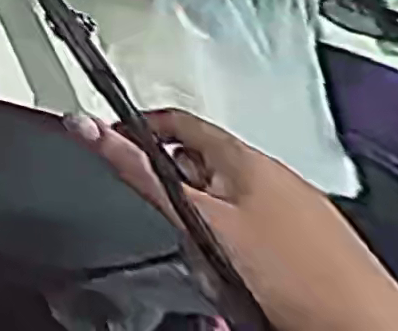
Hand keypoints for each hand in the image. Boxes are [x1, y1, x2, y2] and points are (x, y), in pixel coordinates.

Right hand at [68, 109, 397, 330]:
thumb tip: (83, 124)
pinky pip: (251, 226)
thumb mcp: (193, 216)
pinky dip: (233, 241)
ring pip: (222, 198)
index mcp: (248, 160)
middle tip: (167, 212)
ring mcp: (301, 213)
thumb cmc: (296, 279)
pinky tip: (238, 269)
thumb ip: (133, 167)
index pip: (175, 119)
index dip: (136, 126)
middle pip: (197, 162)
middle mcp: (277, 178)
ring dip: (202, 219)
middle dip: (173, 187)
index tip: (111, 140)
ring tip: (209, 252)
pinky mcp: (314, 245)